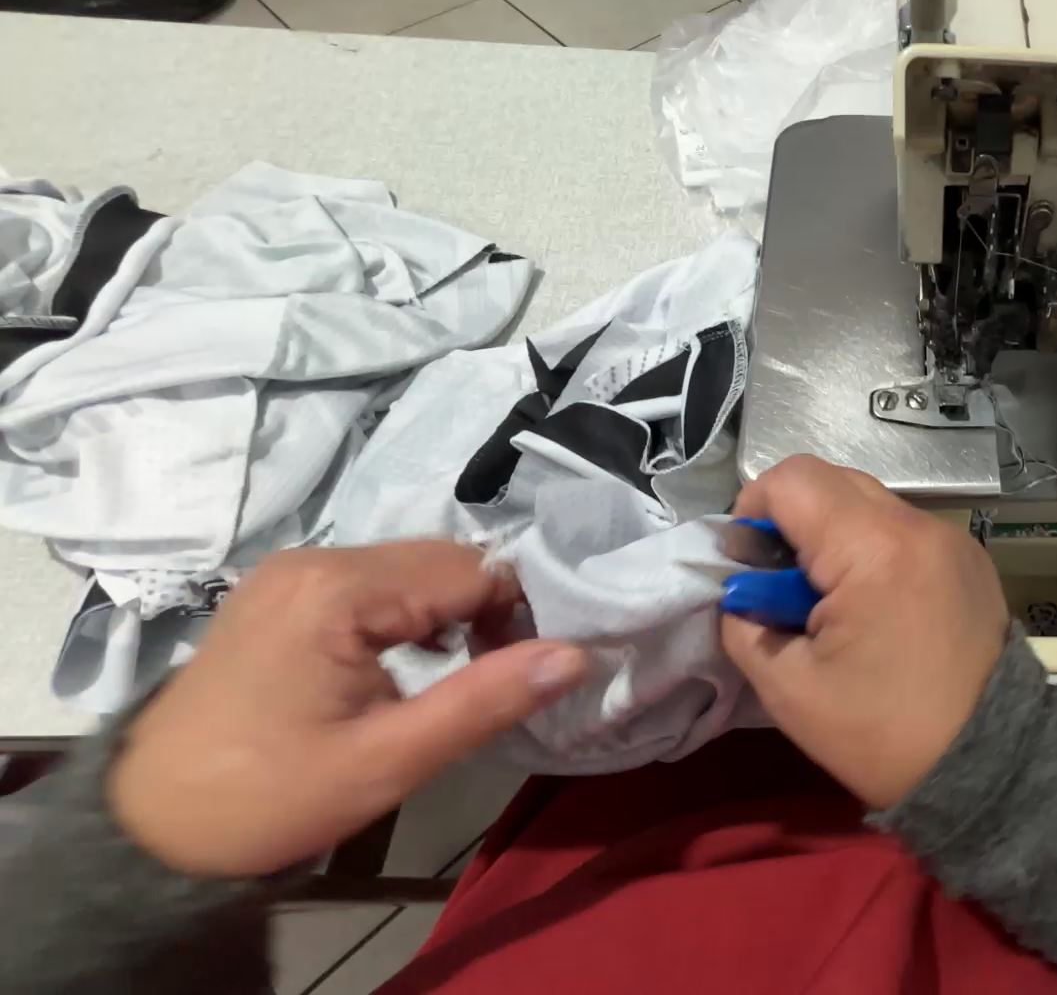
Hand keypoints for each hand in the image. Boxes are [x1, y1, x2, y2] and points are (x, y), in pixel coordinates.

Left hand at [108, 542, 588, 877]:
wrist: (143, 832)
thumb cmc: (271, 797)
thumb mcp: (390, 760)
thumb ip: (488, 699)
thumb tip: (578, 654)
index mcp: (339, 591)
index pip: (474, 572)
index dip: (516, 615)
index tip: (519, 670)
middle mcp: (318, 559)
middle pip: (450, 561)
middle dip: (488, 608)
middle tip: (492, 672)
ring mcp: (298, 568)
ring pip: (423, 564)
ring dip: (456, 607)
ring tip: (458, 664)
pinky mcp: (290, 586)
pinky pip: (386, 576)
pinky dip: (418, 607)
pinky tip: (415, 650)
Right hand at [720, 455, 1008, 808]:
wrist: (988, 762)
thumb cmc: (882, 732)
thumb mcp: (788, 687)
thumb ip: (744, 619)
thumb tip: (740, 585)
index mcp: (872, 548)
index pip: (792, 478)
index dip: (752, 510)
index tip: (749, 565)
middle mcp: (918, 525)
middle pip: (833, 481)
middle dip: (793, 521)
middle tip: (785, 587)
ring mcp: (952, 537)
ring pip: (870, 502)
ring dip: (836, 535)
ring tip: (833, 601)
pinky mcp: (970, 556)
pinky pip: (905, 528)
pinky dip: (876, 548)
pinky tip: (879, 605)